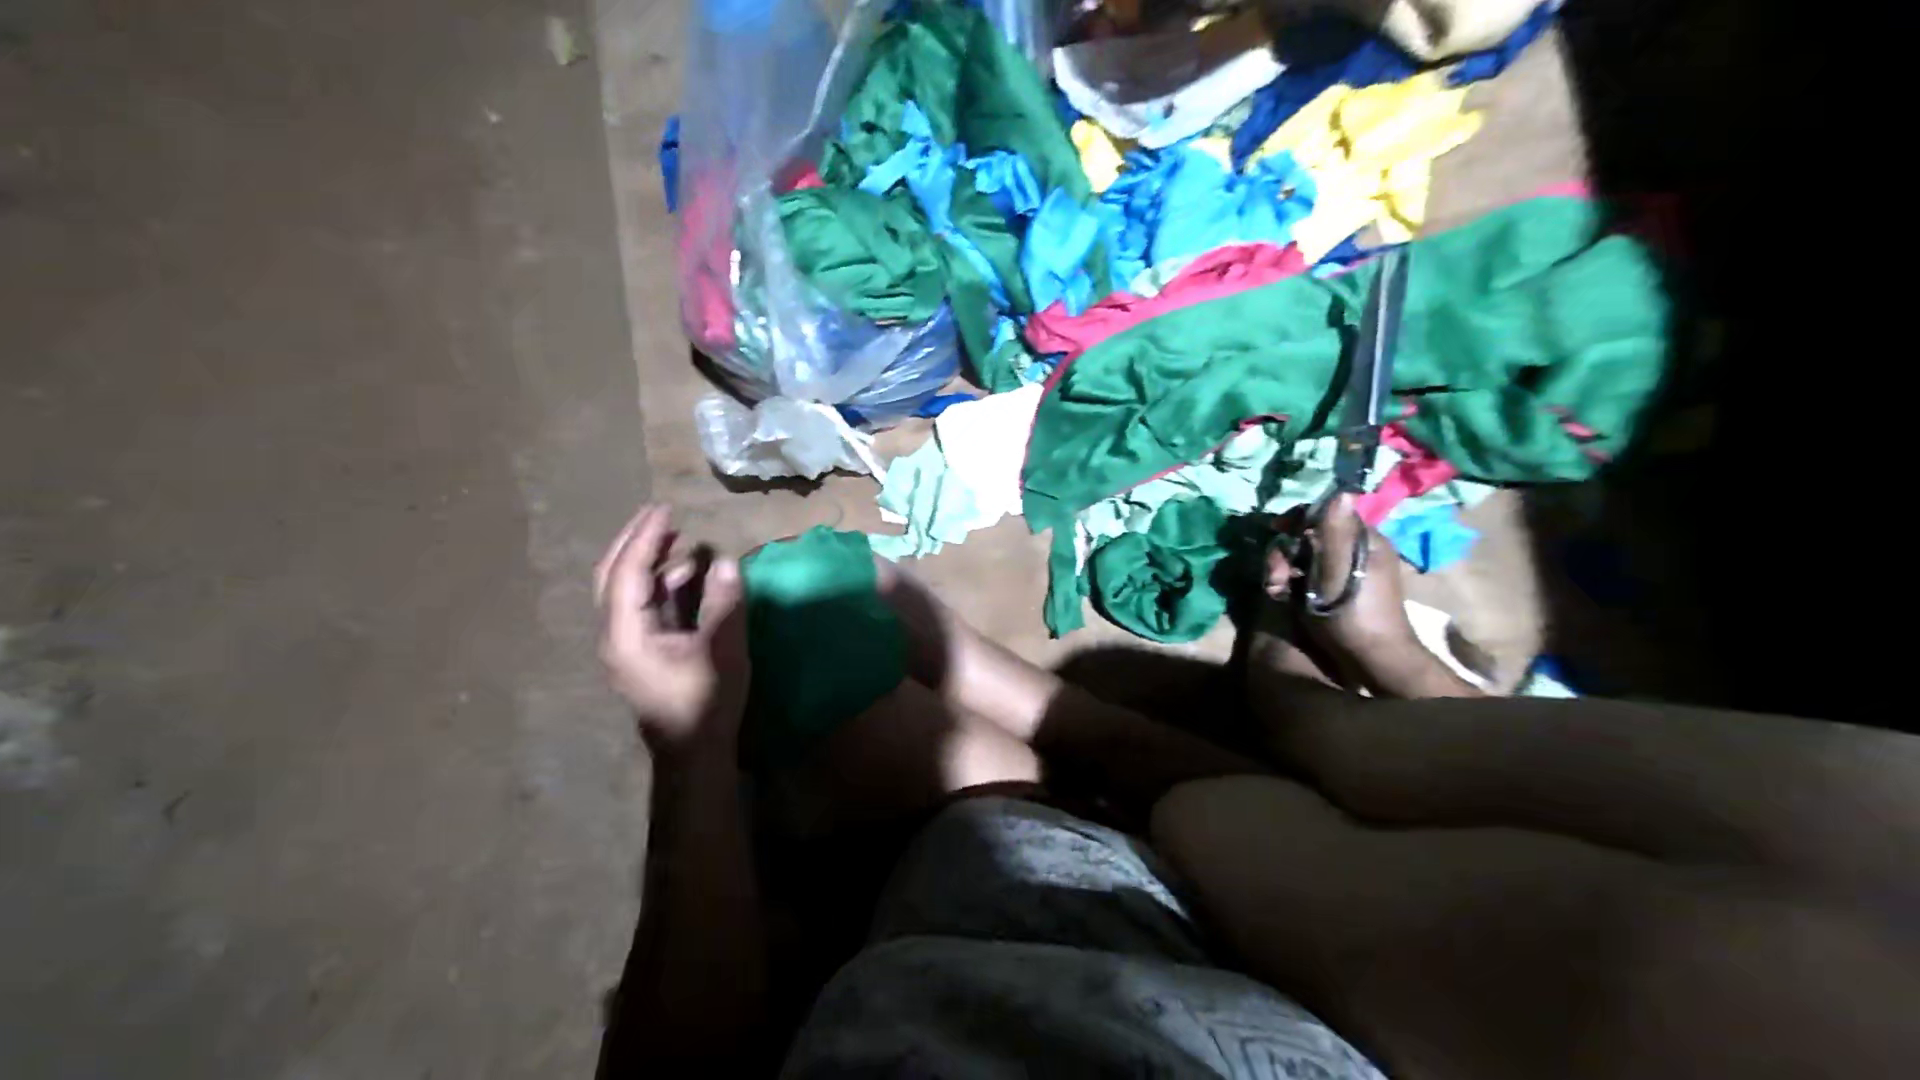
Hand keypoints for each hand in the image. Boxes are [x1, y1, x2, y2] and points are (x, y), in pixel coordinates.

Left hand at [595, 505, 749, 755]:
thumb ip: (722, 603)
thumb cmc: (706, 703)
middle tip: (662, 514)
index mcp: (626, 635)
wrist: (693, 753)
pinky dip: (656, 584)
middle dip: (635, 541)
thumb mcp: (723, 650)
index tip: (665, 509)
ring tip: (676, 539)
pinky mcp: (637, 653)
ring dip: (646, 561)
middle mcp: (614, 636)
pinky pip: (638, 607)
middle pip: (612, 576)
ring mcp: (623, 646)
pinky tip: (684, 575)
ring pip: (622, 590)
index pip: (628, 572)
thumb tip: (723, 562)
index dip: (645, 537)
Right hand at [1264, 493, 1415, 666]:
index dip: (1298, 518)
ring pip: (1301, 557)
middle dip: (1284, 551)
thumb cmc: (1354, 613)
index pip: (1326, 513)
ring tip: (1275, 590)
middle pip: (1308, 536)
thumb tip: (1341, 492)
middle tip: (1275, 575)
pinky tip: (1280, 597)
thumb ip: (1336, 532)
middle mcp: (1353, 551)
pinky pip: (1303, 576)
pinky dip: (1288, 583)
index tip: (1275, 529)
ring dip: (1281, 569)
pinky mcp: (1330, 591)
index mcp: (1363, 540)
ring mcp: (1341, 572)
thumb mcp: (1340, 569)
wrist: (1368, 660)